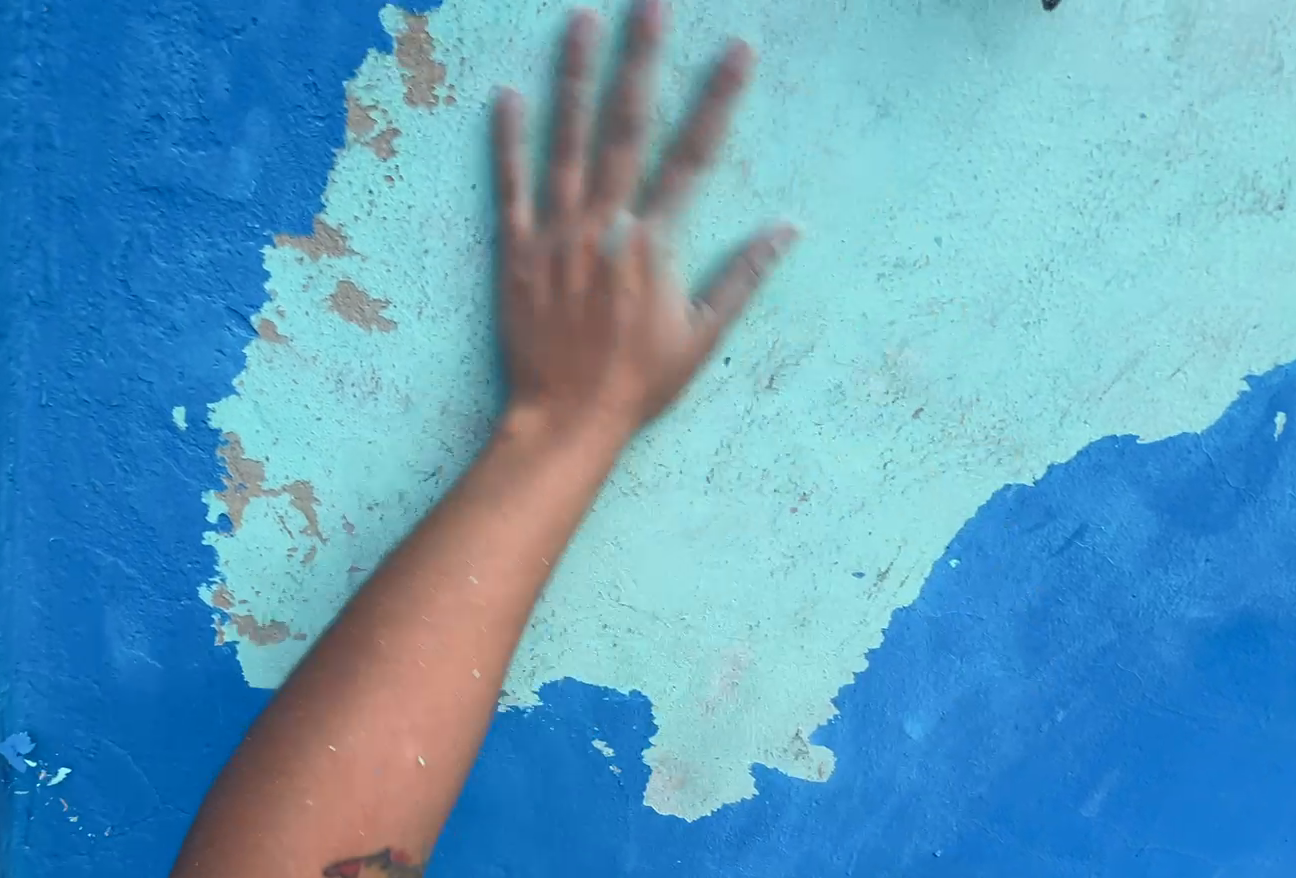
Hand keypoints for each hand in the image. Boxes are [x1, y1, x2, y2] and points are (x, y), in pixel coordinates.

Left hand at [492, 1, 795, 442]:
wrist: (567, 417)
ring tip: (582, 20)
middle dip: (643, 59)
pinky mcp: (516, 255)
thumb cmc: (637, 384)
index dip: (719, 99)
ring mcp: (555, 235)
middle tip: (652, 1)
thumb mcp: (702, 338)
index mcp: (653, 242)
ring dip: (576, 79)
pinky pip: (509, 190)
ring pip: (566, 144)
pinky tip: (506, 97)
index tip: (739, 47)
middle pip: (627, 129)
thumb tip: (790, 229)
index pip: (694, 156)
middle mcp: (605, 224)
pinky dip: (507, 143)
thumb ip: (743, 278)